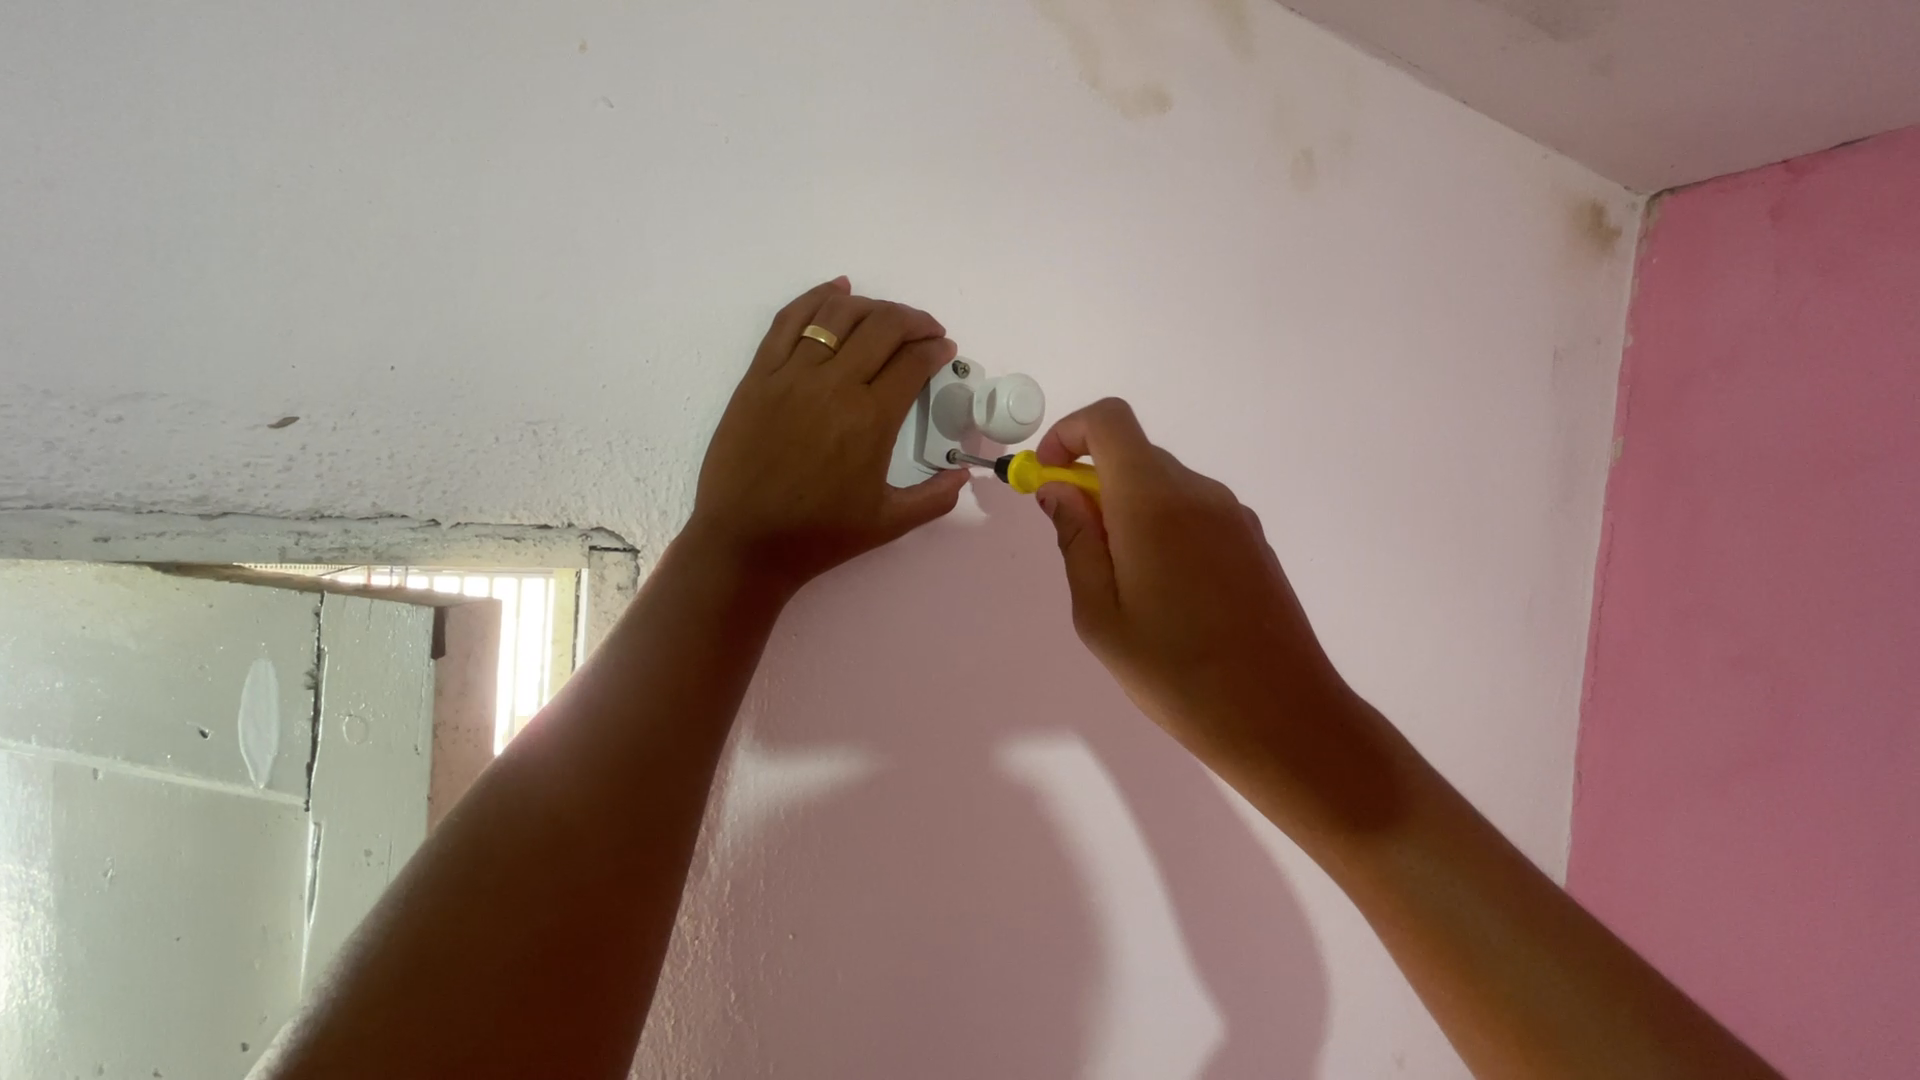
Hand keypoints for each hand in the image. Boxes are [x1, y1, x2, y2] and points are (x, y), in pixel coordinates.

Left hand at [685, 278, 969, 596]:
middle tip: (926, 330)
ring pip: (838, 315)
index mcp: (871, 420)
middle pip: (882, 328)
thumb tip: (964, 474)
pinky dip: (816, 297)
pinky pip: (790, 321)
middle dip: (914, 321)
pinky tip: (837, 288)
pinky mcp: (759, 376)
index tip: (944, 349)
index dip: (935, 349)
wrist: (746, 543)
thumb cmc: (820, 536)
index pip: (913, 362)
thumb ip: (934, 498)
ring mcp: (791, 376)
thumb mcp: (889, 523)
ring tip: (887, 316)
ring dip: (872, 306)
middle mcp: (834, 386)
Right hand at [1033, 399, 1396, 833]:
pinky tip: (1167, 599)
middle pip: (1135, 456)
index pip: (1110, 421)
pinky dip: (1162, 530)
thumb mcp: (1099, 616)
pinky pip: (1194, 514)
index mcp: (1154, 502)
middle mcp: (1199, 493)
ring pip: (1164, 488)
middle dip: (1094, 486)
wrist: (1281, 717)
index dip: (1069, 434)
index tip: (1049, 478)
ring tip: (1126, 591)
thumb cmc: (1174, 673)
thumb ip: (1075, 541)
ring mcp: (1234, 516)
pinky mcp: (1253, 543)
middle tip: (1080, 552)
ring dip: (1128, 513)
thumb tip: (1058, 491)